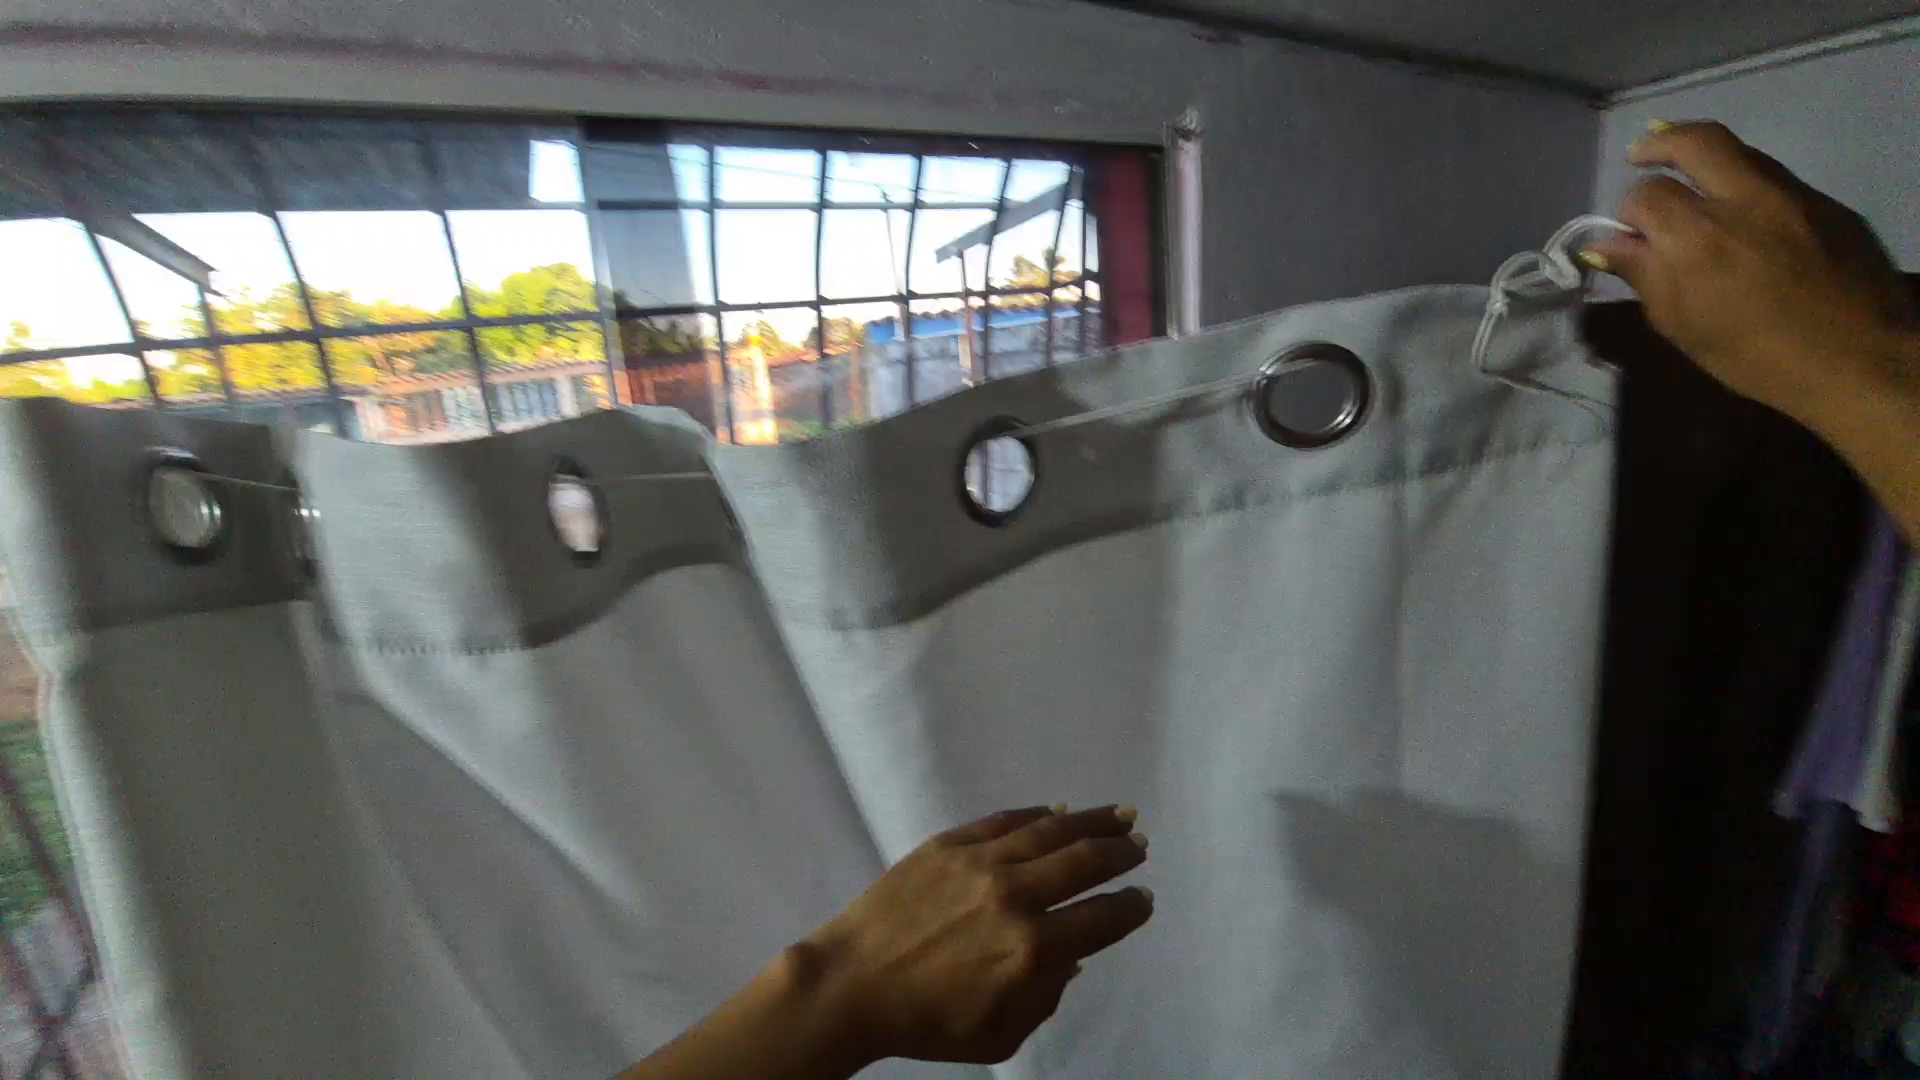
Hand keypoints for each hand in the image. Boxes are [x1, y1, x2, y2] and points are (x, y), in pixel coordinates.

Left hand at [803, 805, 1153, 1065]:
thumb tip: (1073, 955)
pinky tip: (1056, 809)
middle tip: (1140, 842)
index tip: (1144, 897)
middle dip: (1119, 851)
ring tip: (1117, 812)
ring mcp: (981, 862)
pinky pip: (1003, 820)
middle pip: (1082, 862)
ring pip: (1049, 831)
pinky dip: (1035, 813)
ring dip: (1090, 820)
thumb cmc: (927, 1021)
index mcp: (1031, 950)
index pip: (1099, 920)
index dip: (1130, 908)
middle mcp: (1015, 897)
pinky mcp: (951, 842)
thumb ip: (1046, 996)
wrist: (854, 981)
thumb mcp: (1000, 1035)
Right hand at [1588, 120, 1915, 428]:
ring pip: (1740, 155)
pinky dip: (1739, 188)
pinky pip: (1771, 181)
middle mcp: (1746, 200)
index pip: (1646, 195)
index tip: (1623, 239)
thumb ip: (1642, 272)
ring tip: (1683, 188)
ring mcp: (1794, 196)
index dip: (1625, 215)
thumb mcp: (1677, 319)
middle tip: (1641, 155)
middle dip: (1662, 143)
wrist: (1856, 356)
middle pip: (1699, 142)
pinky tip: (1733, 221)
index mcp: (1697, 236)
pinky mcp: (1826, 205)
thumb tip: (1606, 245)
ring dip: (1704, 164)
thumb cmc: (1746, 352)